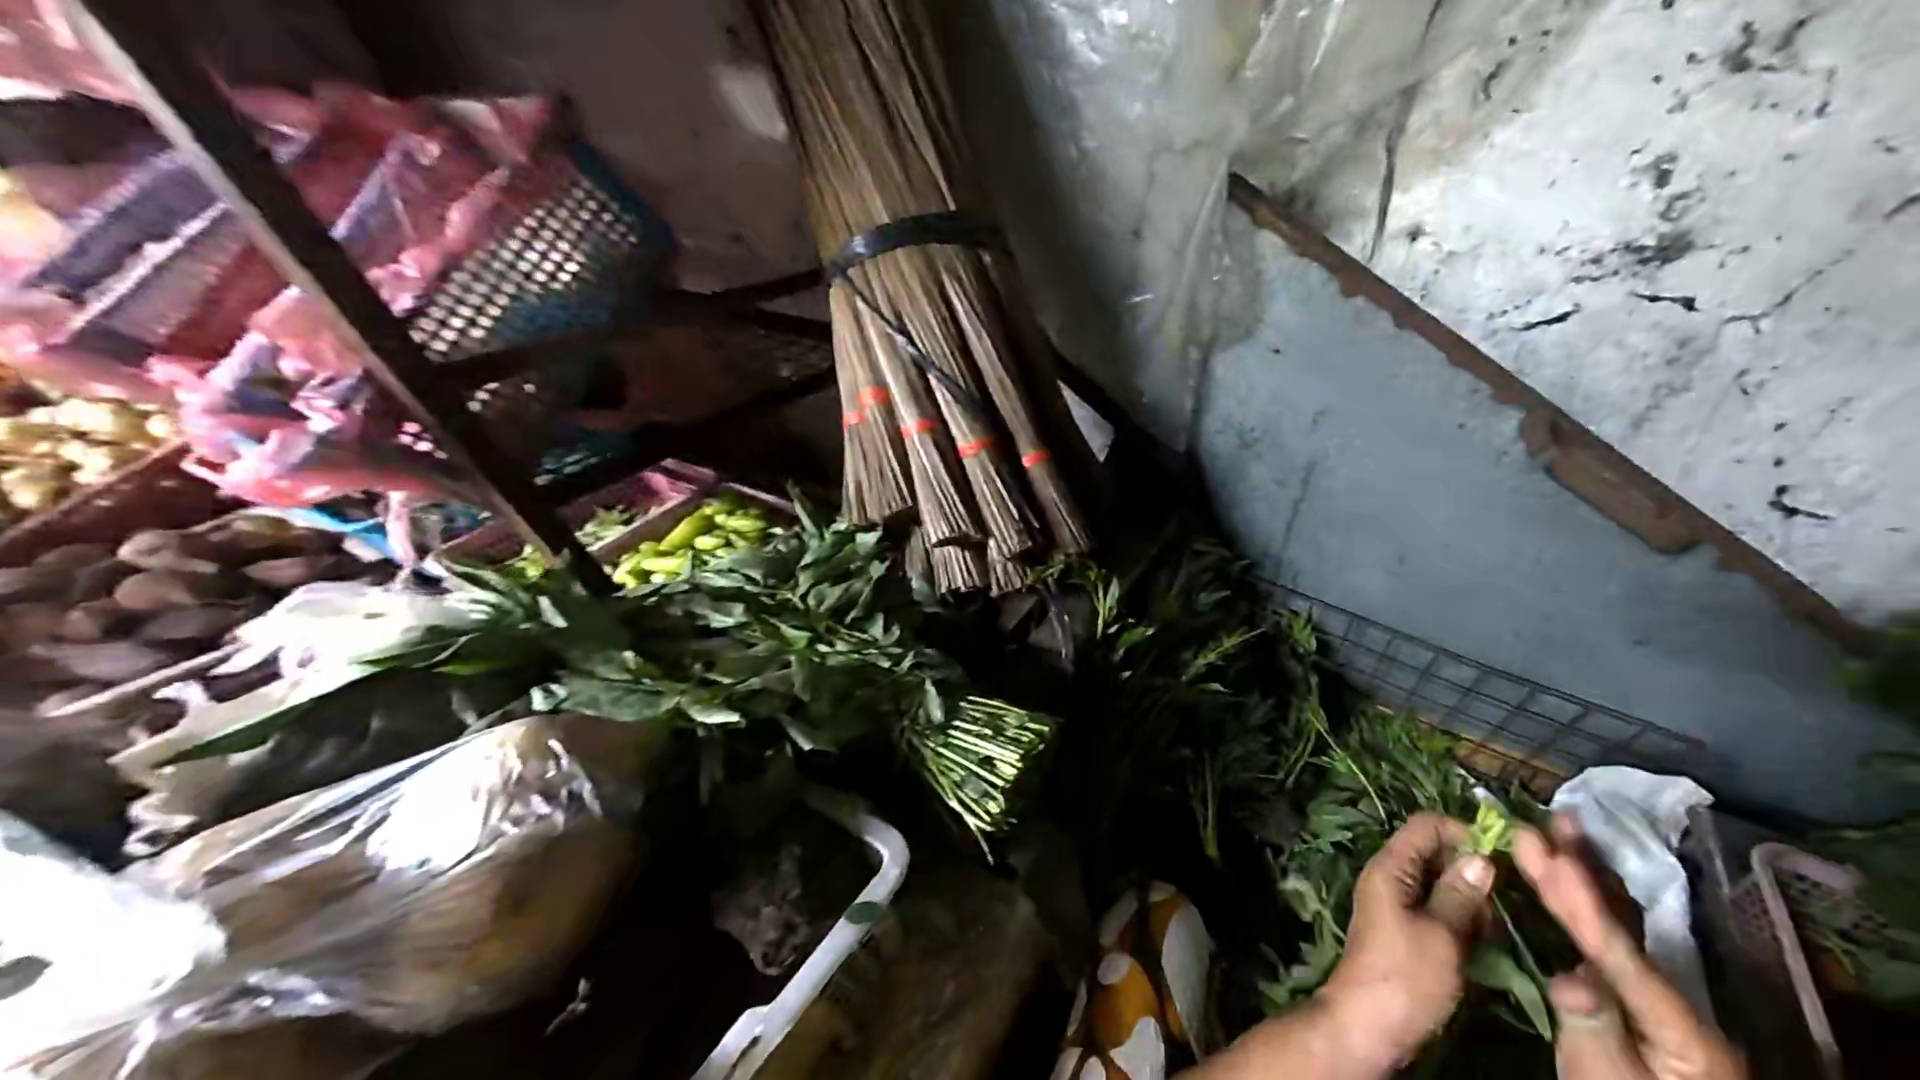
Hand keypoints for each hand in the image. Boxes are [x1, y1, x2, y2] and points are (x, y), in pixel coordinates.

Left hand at [1317, 812, 1498, 1071]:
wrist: (1370, 1022)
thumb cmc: (1405, 976)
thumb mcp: (1441, 934)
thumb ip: (1460, 894)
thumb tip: (1481, 856)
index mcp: (1390, 867)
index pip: (1425, 825)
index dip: (1462, 831)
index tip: (1504, 855)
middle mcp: (1390, 876)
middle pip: (1435, 851)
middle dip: (1472, 868)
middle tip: (1505, 899)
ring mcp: (1396, 902)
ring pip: (1441, 882)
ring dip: (1470, 898)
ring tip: (1492, 926)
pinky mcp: (1406, 927)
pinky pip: (1438, 907)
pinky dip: (1462, 917)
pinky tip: (1482, 941)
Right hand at [1513, 815, 1746, 1079]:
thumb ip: (1592, 1029)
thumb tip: (1570, 977)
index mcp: (1678, 1027)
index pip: (1619, 954)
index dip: (1583, 904)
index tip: (1550, 858)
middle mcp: (1674, 1001)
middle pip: (1624, 928)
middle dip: (1582, 873)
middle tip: (1555, 821)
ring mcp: (1659, 997)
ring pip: (1621, 926)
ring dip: (1586, 875)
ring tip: (1564, 829)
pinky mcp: (1639, 998)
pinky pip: (1611, 938)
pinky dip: (1589, 900)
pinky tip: (1575, 873)